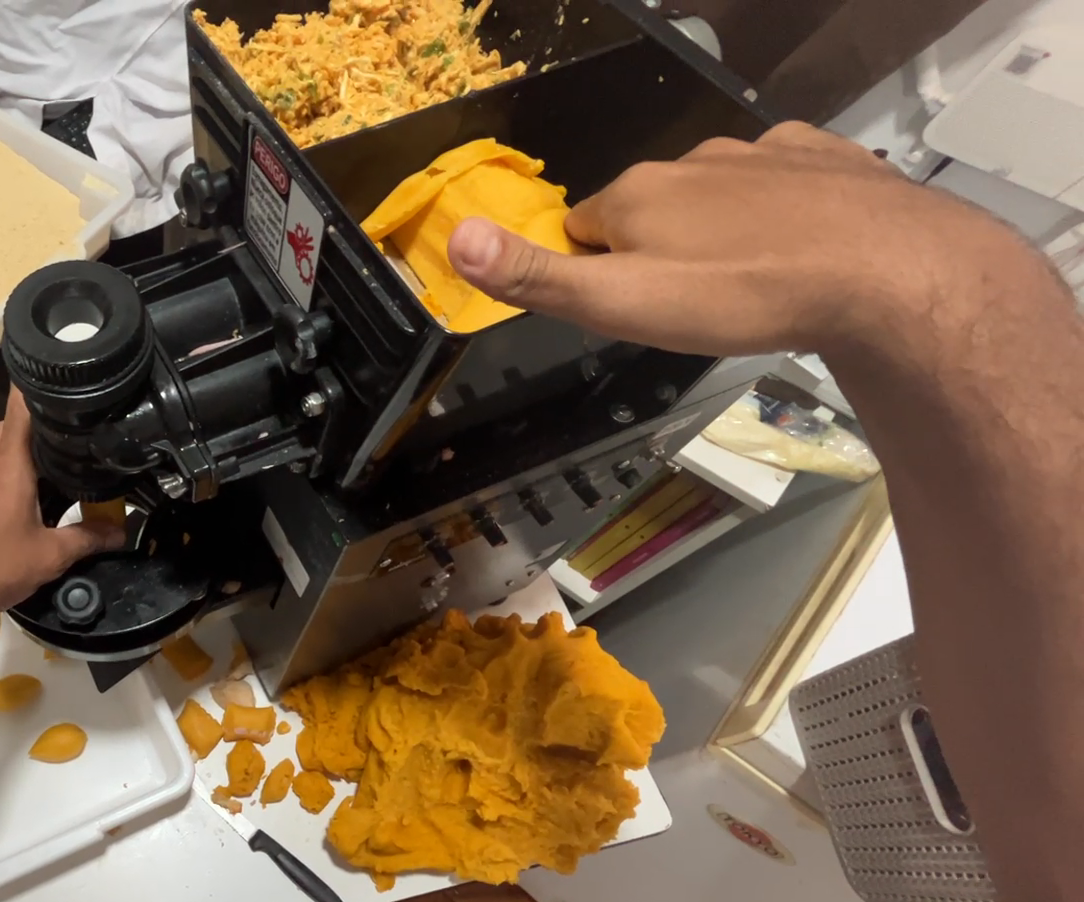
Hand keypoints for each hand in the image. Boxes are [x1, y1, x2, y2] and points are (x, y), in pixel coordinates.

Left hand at [0, 386, 125, 626]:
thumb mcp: (51, 556)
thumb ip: (88, 539)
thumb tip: (123, 532)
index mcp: (13, 468)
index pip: (25, 413)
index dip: (40, 388)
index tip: (58, 370)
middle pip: (11, 425)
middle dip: (37, 420)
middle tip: (66, 425)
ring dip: (9, 431)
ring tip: (34, 430)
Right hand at [445, 121, 1046, 357]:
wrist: (889, 275)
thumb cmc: (733, 295)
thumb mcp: (613, 302)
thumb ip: (533, 276)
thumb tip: (457, 239)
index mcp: (632, 194)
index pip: (576, 230)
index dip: (586, 271)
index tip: (617, 305)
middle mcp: (689, 160)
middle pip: (637, 212)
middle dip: (642, 252)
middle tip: (673, 304)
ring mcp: (760, 152)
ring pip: (702, 197)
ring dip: (701, 233)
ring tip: (732, 283)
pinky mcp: (821, 157)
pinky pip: (769, 180)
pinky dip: (764, 209)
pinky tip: (785, 245)